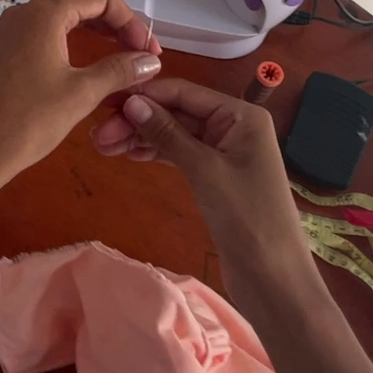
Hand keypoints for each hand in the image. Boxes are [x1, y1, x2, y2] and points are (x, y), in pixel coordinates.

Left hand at [0, 0, 162, 189]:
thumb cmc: (28, 121)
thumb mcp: (81, 94)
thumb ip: (119, 70)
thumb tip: (150, 61)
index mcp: (44, 14)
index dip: (131, 20)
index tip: (148, 50)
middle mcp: (24, 13)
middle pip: (80, 3)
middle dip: (114, 24)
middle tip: (140, 53)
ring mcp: (9, 30)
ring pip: (61, 17)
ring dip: (93, 31)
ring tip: (120, 56)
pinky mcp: (2, 49)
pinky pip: (42, 33)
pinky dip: (69, 41)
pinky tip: (84, 63)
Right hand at [90, 77, 301, 254]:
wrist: (275, 280)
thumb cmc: (247, 217)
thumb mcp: (204, 170)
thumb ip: (166, 133)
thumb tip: (130, 102)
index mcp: (239, 115)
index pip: (182, 92)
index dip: (143, 95)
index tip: (105, 102)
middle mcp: (232, 125)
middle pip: (175, 112)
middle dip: (137, 121)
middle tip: (97, 135)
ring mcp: (223, 151)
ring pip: (173, 133)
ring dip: (140, 137)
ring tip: (103, 146)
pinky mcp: (214, 175)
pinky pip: (178, 153)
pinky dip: (154, 152)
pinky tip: (128, 154)